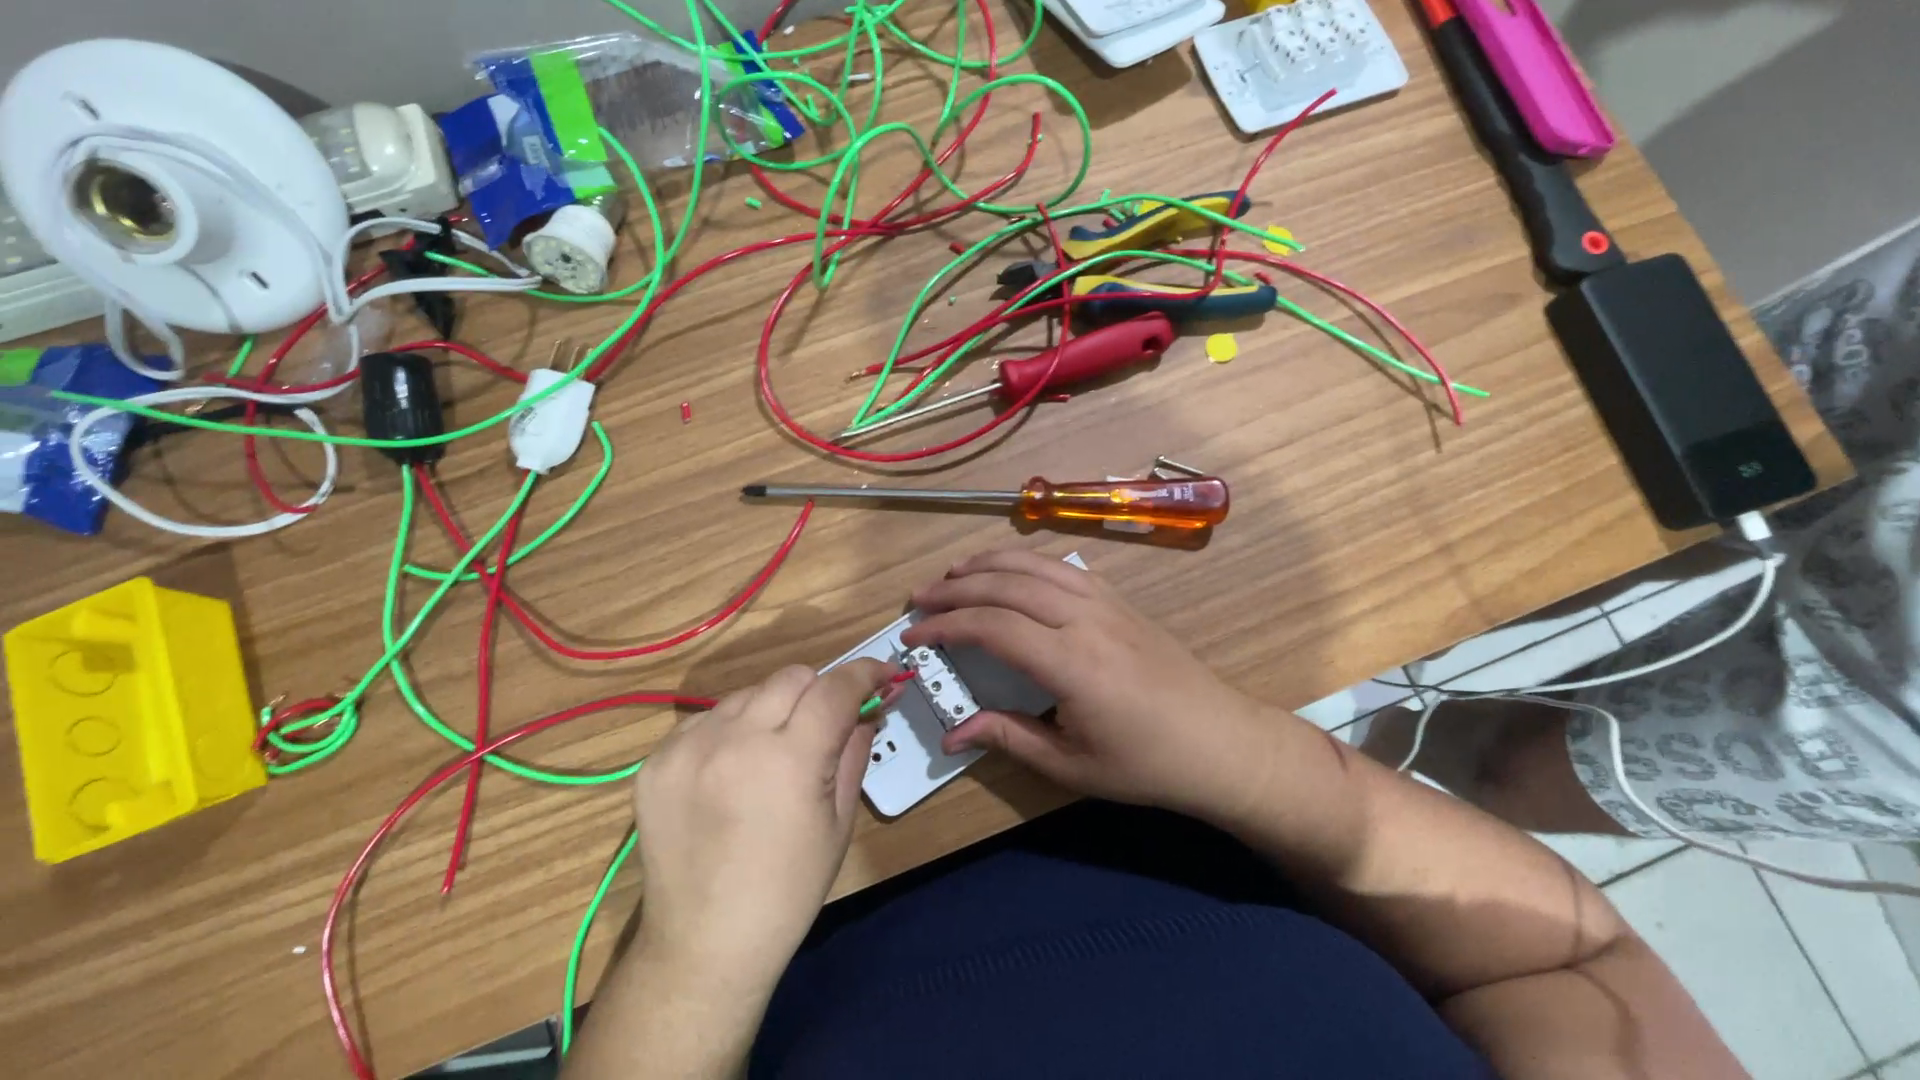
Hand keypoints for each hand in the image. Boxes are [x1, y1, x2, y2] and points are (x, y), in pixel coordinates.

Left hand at [632, 660, 892, 984]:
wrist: (704, 942)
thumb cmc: (787, 892)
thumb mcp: (837, 824)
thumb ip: (852, 754)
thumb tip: (866, 711)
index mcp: (789, 760)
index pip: (835, 689)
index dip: (864, 674)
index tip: (881, 674)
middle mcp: (735, 739)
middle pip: (790, 678)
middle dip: (818, 691)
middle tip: (825, 724)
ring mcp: (687, 748)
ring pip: (745, 695)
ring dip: (771, 710)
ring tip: (772, 754)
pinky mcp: (655, 763)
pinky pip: (703, 721)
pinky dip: (727, 733)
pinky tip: (730, 773)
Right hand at [902, 550, 1285, 823]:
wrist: (1220, 743)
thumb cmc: (1145, 764)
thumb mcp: (1070, 765)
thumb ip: (1007, 738)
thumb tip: (950, 734)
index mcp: (1071, 662)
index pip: (992, 627)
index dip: (945, 627)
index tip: (913, 636)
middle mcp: (1087, 619)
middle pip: (1007, 584)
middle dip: (956, 588)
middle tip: (918, 599)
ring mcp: (1108, 603)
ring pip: (1036, 565)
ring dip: (989, 564)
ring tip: (953, 573)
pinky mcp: (1121, 601)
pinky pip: (1065, 568)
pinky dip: (1027, 562)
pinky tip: (1010, 572)